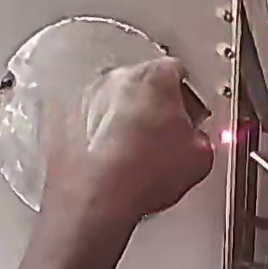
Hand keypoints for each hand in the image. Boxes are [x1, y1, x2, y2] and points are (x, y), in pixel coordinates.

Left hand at [42, 57, 213, 232]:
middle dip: (156, 107)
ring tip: (140, 154)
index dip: (189, 97)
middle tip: (168, 136)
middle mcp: (118, 79)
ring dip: (128, 120)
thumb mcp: (199, 156)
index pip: (179, 72)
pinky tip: (117, 162)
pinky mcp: (67, 121)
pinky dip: (104, 137)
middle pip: (145, 84)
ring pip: (116, 102)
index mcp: (156, 77)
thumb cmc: (144, 171)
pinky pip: (93, 123)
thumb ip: (201, 137)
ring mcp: (89, 98)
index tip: (191, 114)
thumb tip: (196, 142)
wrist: (100, 196)